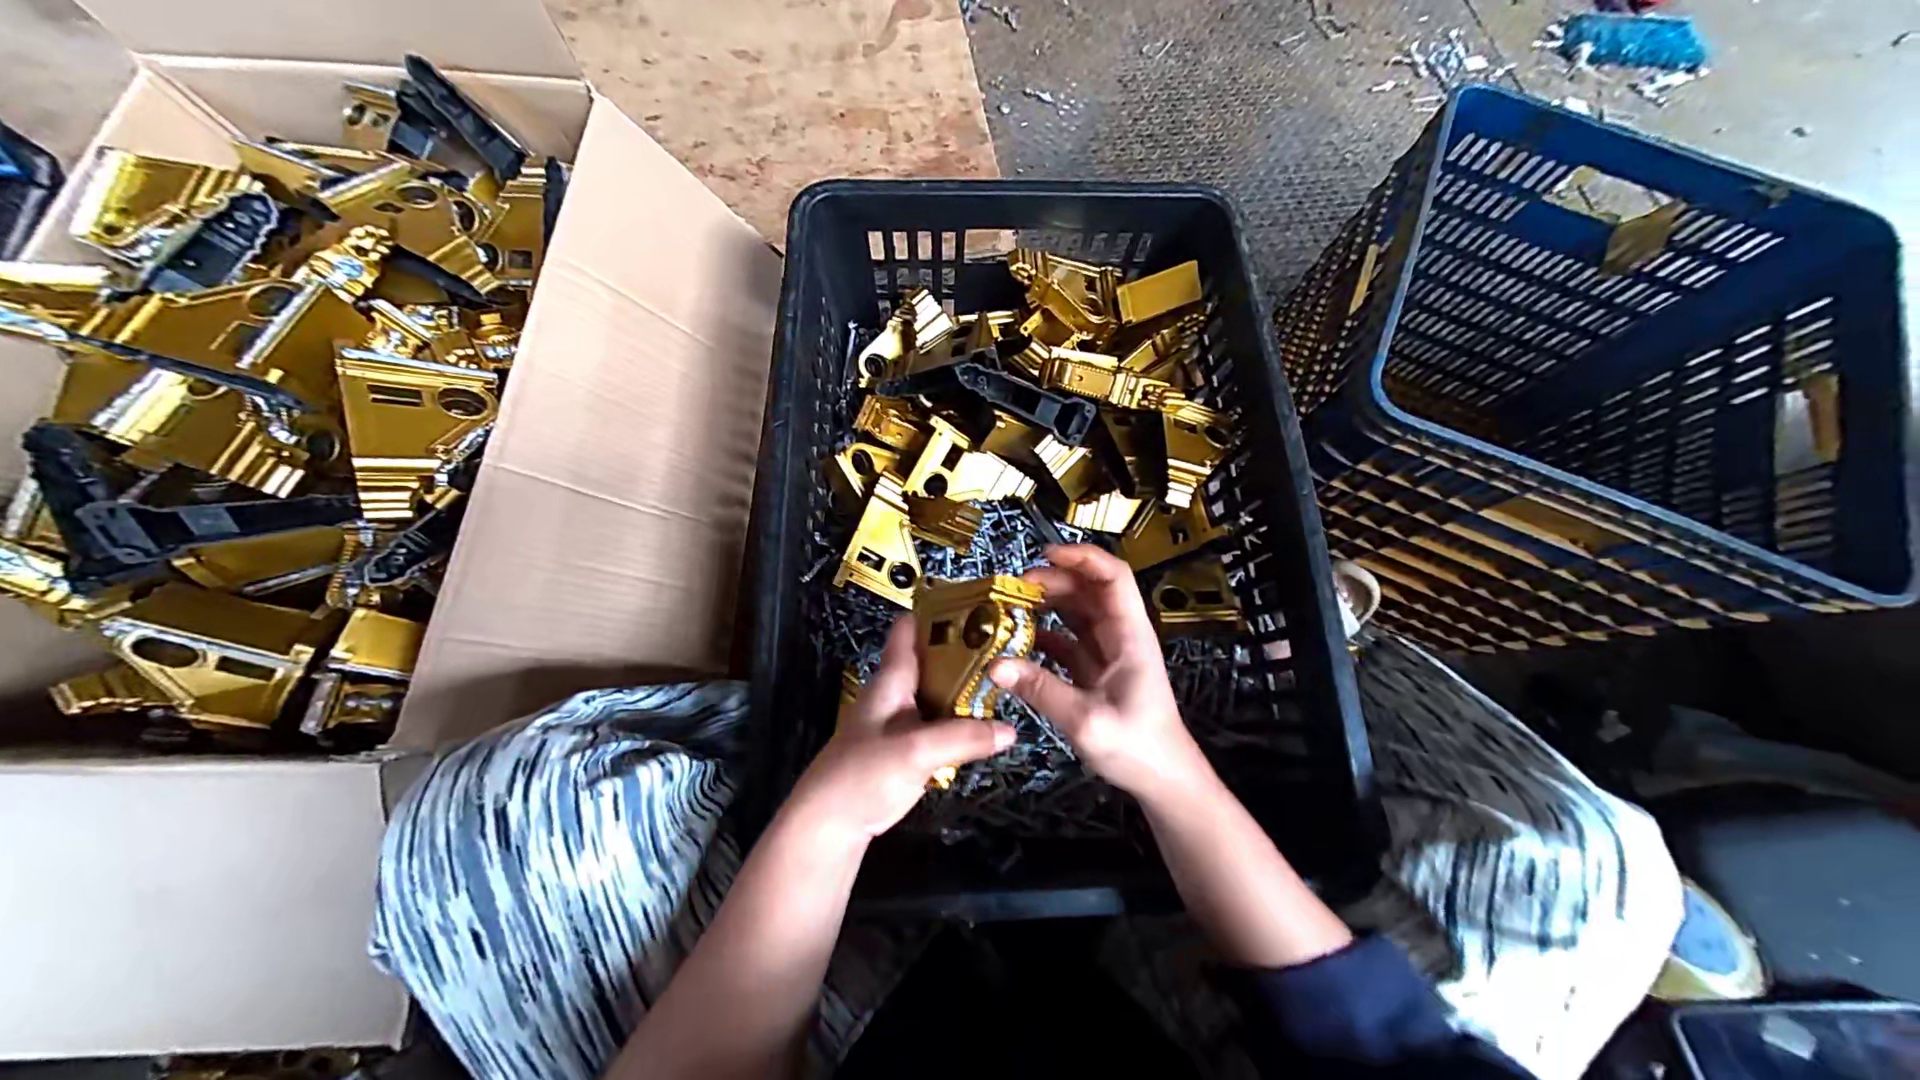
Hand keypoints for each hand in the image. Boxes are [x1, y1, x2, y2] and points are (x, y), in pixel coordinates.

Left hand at [787, 618, 1015, 842]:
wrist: (831, 823)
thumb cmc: (862, 773)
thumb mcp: (915, 751)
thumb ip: (963, 738)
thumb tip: (1010, 730)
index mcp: (892, 679)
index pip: (910, 628)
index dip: (940, 611)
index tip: (979, 605)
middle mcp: (899, 692)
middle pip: (935, 659)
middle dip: (968, 650)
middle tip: (1010, 645)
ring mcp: (905, 721)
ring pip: (942, 692)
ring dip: (969, 686)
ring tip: (1010, 679)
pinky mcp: (911, 747)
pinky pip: (943, 723)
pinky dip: (964, 719)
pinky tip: (990, 722)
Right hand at [988, 544, 1214, 805]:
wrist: (1163, 779)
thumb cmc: (1138, 747)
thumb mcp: (1086, 721)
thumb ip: (1040, 690)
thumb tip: (995, 665)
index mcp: (1130, 635)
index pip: (1113, 577)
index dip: (1082, 558)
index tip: (1044, 554)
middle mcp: (1119, 635)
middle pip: (1088, 590)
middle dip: (1052, 581)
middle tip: (1014, 590)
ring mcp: (1107, 651)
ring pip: (1076, 612)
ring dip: (1046, 605)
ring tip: (1010, 608)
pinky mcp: (1095, 670)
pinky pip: (1067, 640)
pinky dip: (1044, 635)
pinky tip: (1019, 641)